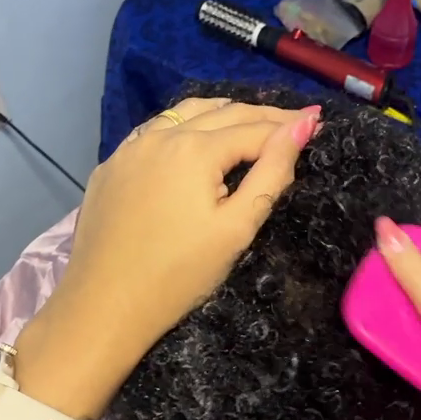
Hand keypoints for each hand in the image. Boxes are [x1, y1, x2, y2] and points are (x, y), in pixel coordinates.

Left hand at [12, 99, 317, 415]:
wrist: (102, 307)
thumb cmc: (178, 275)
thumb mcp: (236, 228)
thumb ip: (272, 173)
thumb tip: (302, 126)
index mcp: (195, 149)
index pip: (254, 128)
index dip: (289, 125)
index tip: (318, 119)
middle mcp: (160, 136)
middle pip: (222, 113)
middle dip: (262, 115)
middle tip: (295, 120)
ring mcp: (129, 149)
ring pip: (184, 113)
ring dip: (222, 112)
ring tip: (250, 120)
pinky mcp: (110, 167)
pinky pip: (154, 130)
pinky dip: (184, 125)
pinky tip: (193, 137)